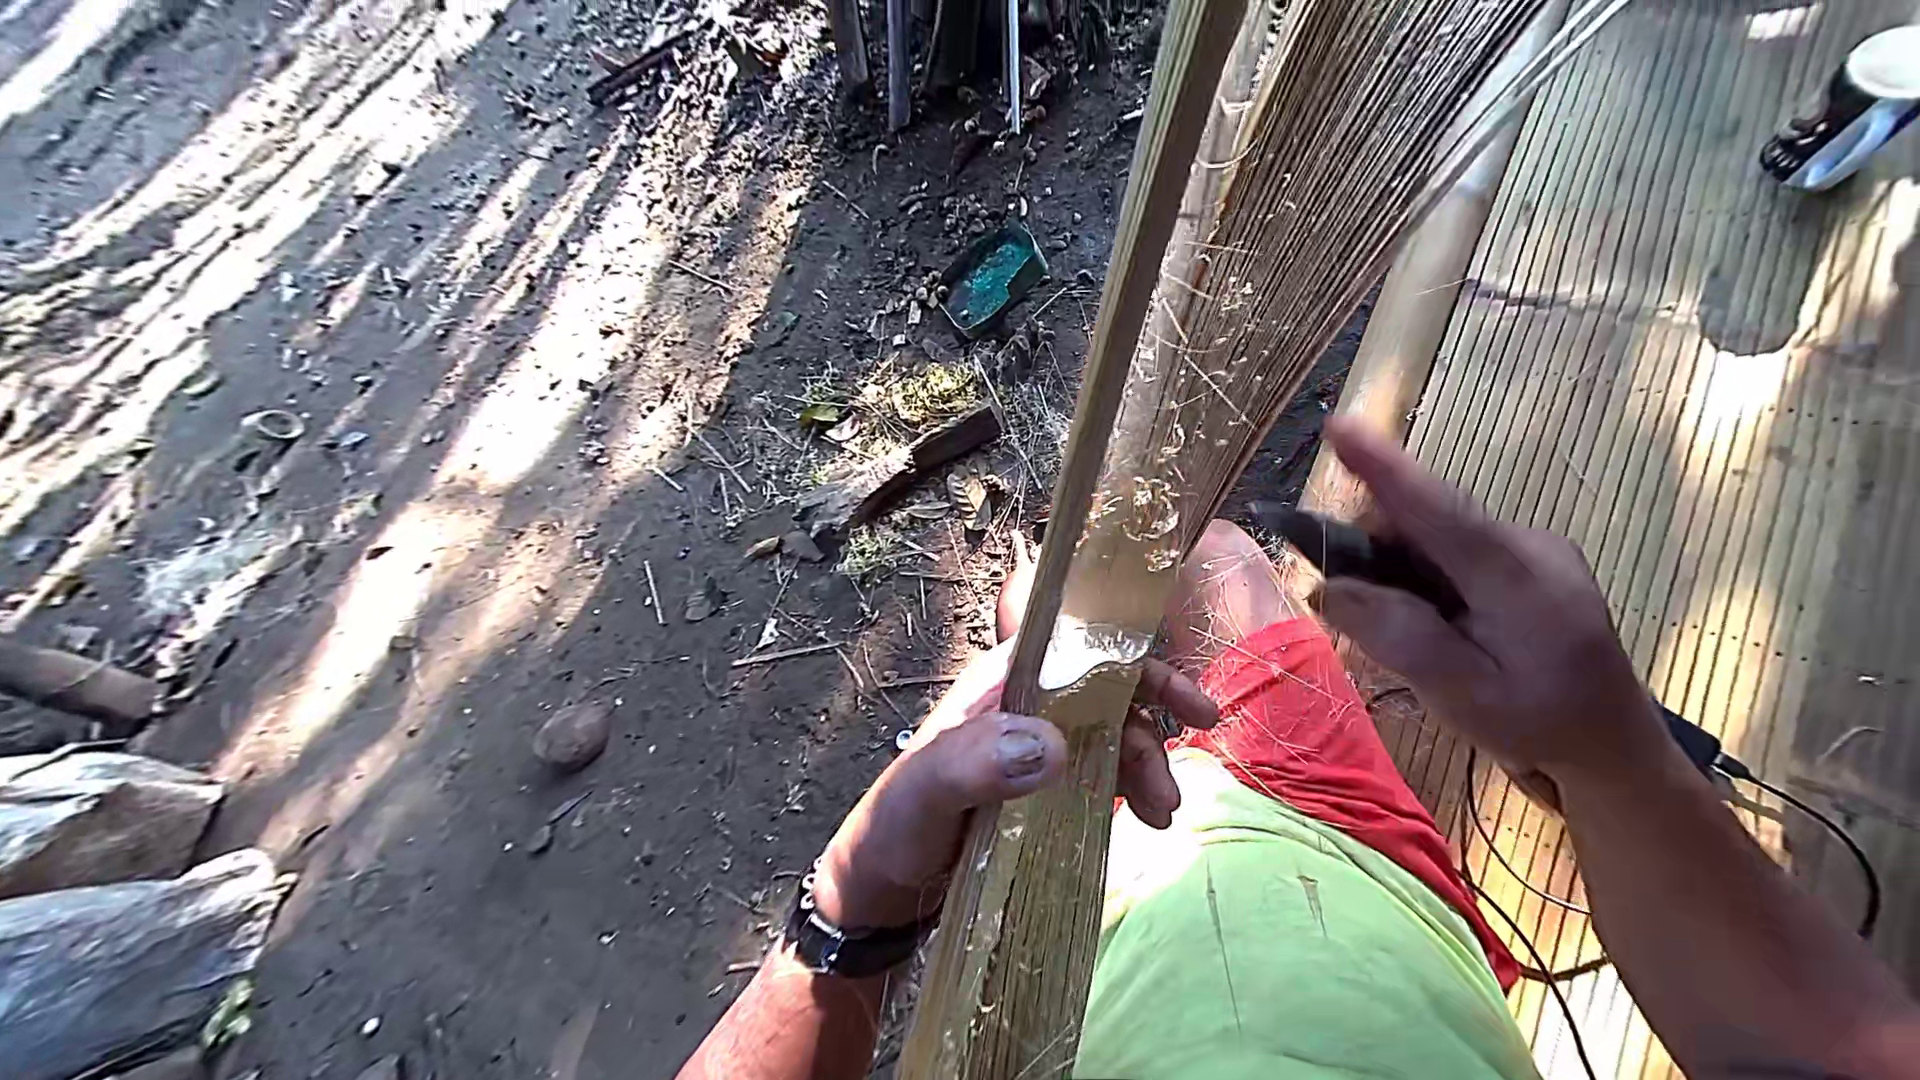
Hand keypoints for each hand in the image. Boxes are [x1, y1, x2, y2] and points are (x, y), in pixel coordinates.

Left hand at [814, 630, 1217, 931]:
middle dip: (1148, 729)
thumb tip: (1052, 743)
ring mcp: (1032, 748)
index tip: (1186, 702)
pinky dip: (1126, 788)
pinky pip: (1097, 774)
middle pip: (1104, 696)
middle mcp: (1023, 707)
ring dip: (1143, 765)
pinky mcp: (1040, 787)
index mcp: (1000, 687)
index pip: (1076, 653)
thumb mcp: (924, 791)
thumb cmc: (894, 828)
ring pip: (1107, 735)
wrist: (880, 887)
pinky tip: (1140, 819)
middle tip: (1171, 789)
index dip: (1135, 666)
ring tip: (1161, 813)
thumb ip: (974, 761)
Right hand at [1312, 418, 1672, 804]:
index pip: (1439, 510)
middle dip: (1372, 549)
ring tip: (1407, 629)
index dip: (1385, 468)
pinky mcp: (1524, 560)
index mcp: (1520, 579)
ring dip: (1394, 568)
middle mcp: (1529, 546)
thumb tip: (1329, 586)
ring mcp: (1531, 549)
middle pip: (1422, 520)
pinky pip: (1446, 548)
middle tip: (1355, 610)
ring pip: (1428, 534)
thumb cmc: (1536, 727)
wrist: (1612, 751)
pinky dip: (1416, 574)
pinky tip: (1431, 620)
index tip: (1339, 427)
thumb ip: (1396, 634)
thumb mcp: (1457, 693)